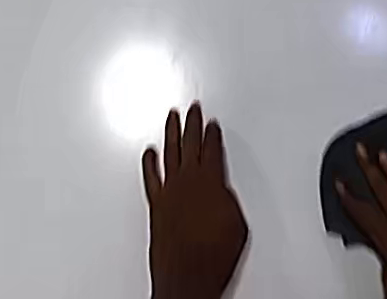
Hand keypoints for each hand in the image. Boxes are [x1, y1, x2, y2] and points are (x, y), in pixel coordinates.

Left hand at [142, 102, 248, 298]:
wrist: (188, 279)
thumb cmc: (214, 257)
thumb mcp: (237, 224)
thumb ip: (227, 198)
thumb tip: (222, 190)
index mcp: (210, 180)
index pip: (213, 147)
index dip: (213, 132)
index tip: (212, 121)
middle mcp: (188, 179)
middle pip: (191, 141)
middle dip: (193, 122)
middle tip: (193, 107)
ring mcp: (170, 189)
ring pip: (170, 150)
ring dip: (171, 131)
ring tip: (172, 115)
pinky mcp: (156, 203)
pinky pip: (151, 176)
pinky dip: (150, 162)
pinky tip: (149, 151)